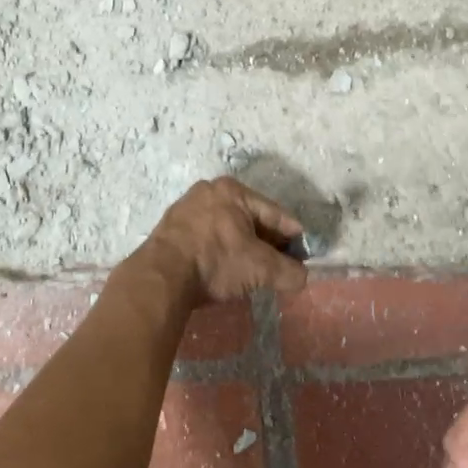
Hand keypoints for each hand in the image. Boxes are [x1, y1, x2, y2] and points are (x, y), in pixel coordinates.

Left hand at [139, 177, 308, 303]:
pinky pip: (209, 237)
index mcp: (232, 190)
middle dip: (267, 241)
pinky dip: (222, 250)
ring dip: (244, 247)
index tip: (305, 251)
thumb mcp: (260, 268)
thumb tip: (302, 277)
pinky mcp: (173, 228)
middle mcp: (209, 191)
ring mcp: (187, 208)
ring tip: (256, 270)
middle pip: (250, 218)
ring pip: (228, 228)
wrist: (162, 276)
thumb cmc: (215, 261)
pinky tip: (227, 269)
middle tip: (282, 263)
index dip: (292, 234)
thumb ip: (288, 271)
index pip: (273, 212)